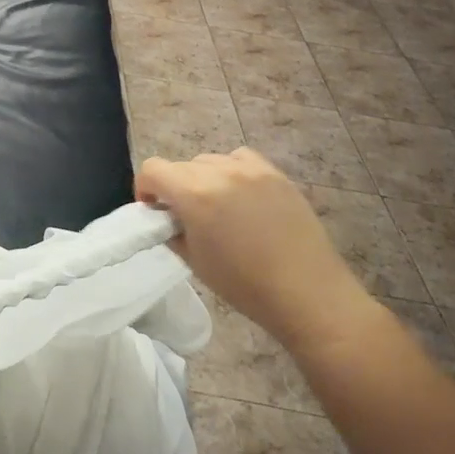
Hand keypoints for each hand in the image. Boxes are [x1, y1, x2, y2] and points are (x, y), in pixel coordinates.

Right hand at [135, 148, 374, 352]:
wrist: (308, 294)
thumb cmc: (244, 285)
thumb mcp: (194, 260)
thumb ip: (173, 230)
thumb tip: (168, 217)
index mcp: (193, 195)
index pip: (152, 170)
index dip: (146, 189)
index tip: (155, 211)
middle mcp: (219, 173)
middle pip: (180, 166)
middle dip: (175, 187)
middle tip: (186, 216)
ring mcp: (251, 170)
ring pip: (210, 161)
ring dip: (203, 179)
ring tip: (218, 206)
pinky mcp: (276, 175)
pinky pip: (241, 160)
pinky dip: (231, 171)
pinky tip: (241, 196)